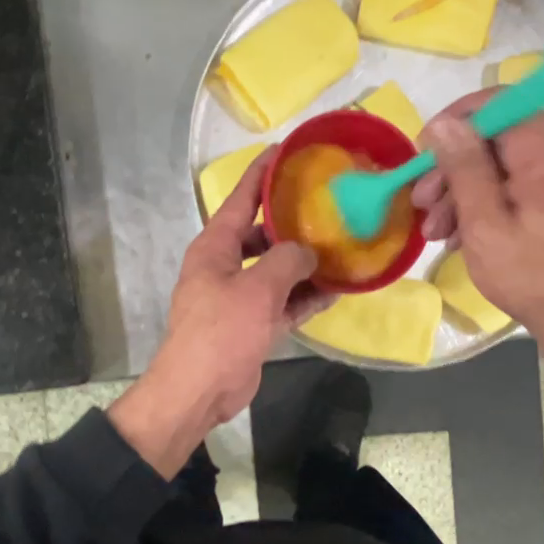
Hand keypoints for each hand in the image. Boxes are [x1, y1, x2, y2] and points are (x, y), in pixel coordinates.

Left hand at [109, 147, 331, 475]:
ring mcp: (239, 297)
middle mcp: (225, 266)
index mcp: (214, 247)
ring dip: (306, 264)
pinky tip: (339, 289)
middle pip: (262, 234)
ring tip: (343, 246)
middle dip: (292, 223)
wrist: (199, 391)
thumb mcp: (257, 289)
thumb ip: (287, 262)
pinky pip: (284, 302)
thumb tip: (309, 251)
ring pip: (277, 270)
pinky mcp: (253, 325)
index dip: (262, 174)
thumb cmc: (220, 332)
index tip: (286, 151)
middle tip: (329, 206)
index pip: (241, 199)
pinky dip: (306, 297)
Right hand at [414, 91, 543, 416]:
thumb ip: (464, 168)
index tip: (421, 157)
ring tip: (437, 230)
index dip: (452, 125)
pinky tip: (463, 232)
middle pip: (499, 135)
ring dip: (466, 190)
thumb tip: (442, 124)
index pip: (496, 106)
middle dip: (454, 168)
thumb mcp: (484, 225)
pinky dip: (490, 198)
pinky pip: (522, 177)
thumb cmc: (530, 276)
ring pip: (506, 160)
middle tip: (421, 203)